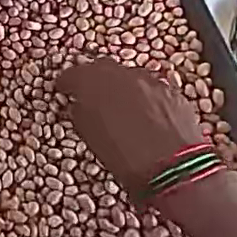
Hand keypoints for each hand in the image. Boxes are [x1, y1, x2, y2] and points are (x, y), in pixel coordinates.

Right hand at [56, 57, 204, 194]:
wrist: (173, 170)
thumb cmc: (124, 157)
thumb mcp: (89, 136)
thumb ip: (80, 113)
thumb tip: (80, 105)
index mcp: (93, 83)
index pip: (72, 74)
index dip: (66, 82)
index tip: (63, 89)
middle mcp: (121, 75)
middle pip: (102, 67)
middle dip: (94, 78)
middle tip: (90, 93)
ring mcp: (149, 81)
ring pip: (129, 76)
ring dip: (121, 86)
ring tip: (120, 105)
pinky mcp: (172, 92)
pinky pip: (151, 88)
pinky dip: (143, 96)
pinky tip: (144, 113)